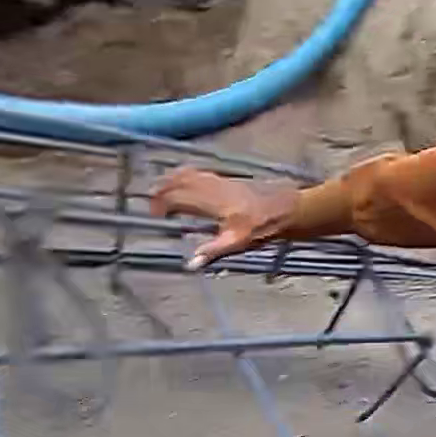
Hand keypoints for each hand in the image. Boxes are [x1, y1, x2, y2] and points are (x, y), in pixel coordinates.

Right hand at [149, 167, 298, 269]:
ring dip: (172, 180)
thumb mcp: (237, 242)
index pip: (177, 197)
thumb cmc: (262, 226)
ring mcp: (219, 180)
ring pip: (188, 173)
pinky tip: (186, 183)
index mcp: (211, 201)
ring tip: (161, 189)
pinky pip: (198, 172)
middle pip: (179, 181)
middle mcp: (212, 186)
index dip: (162, 204)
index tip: (154, 214)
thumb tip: (192, 264)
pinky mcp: (226, 179)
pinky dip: (185, 176)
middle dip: (162, 189)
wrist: (284, 208)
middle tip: (151, 200)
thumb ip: (213, 251)